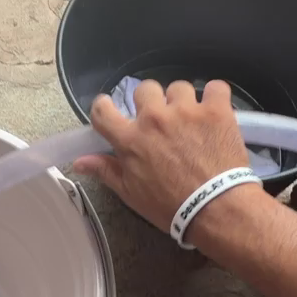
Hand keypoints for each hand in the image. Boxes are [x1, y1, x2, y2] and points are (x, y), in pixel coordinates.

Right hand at [72, 79, 257, 228]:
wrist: (217, 209)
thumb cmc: (171, 206)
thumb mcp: (131, 193)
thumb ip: (106, 171)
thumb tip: (79, 161)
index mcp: (130, 139)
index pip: (103, 109)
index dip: (104, 106)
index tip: (111, 111)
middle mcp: (154, 118)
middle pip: (144, 89)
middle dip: (150, 101)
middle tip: (159, 120)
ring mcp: (186, 111)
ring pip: (178, 87)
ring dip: (181, 100)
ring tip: (190, 118)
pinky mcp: (216, 110)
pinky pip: (214, 87)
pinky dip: (215, 97)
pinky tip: (214, 111)